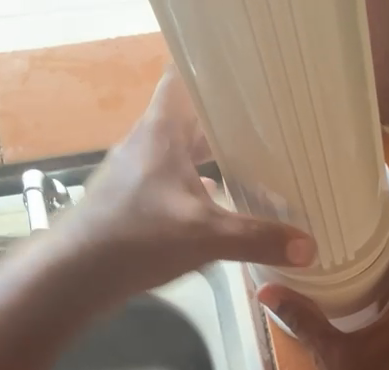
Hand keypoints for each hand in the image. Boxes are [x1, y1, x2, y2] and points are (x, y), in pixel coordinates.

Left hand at [56, 70, 314, 291]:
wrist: (79, 273)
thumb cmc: (137, 237)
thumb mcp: (206, 237)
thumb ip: (258, 239)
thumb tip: (309, 247)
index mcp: (162, 131)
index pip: (185, 79)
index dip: (215, 76)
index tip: (250, 86)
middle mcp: (148, 143)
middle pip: (191, 118)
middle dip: (228, 123)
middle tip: (268, 131)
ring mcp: (140, 172)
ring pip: (184, 153)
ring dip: (215, 158)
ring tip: (255, 167)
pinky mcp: (137, 201)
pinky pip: (177, 183)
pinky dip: (201, 189)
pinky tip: (223, 209)